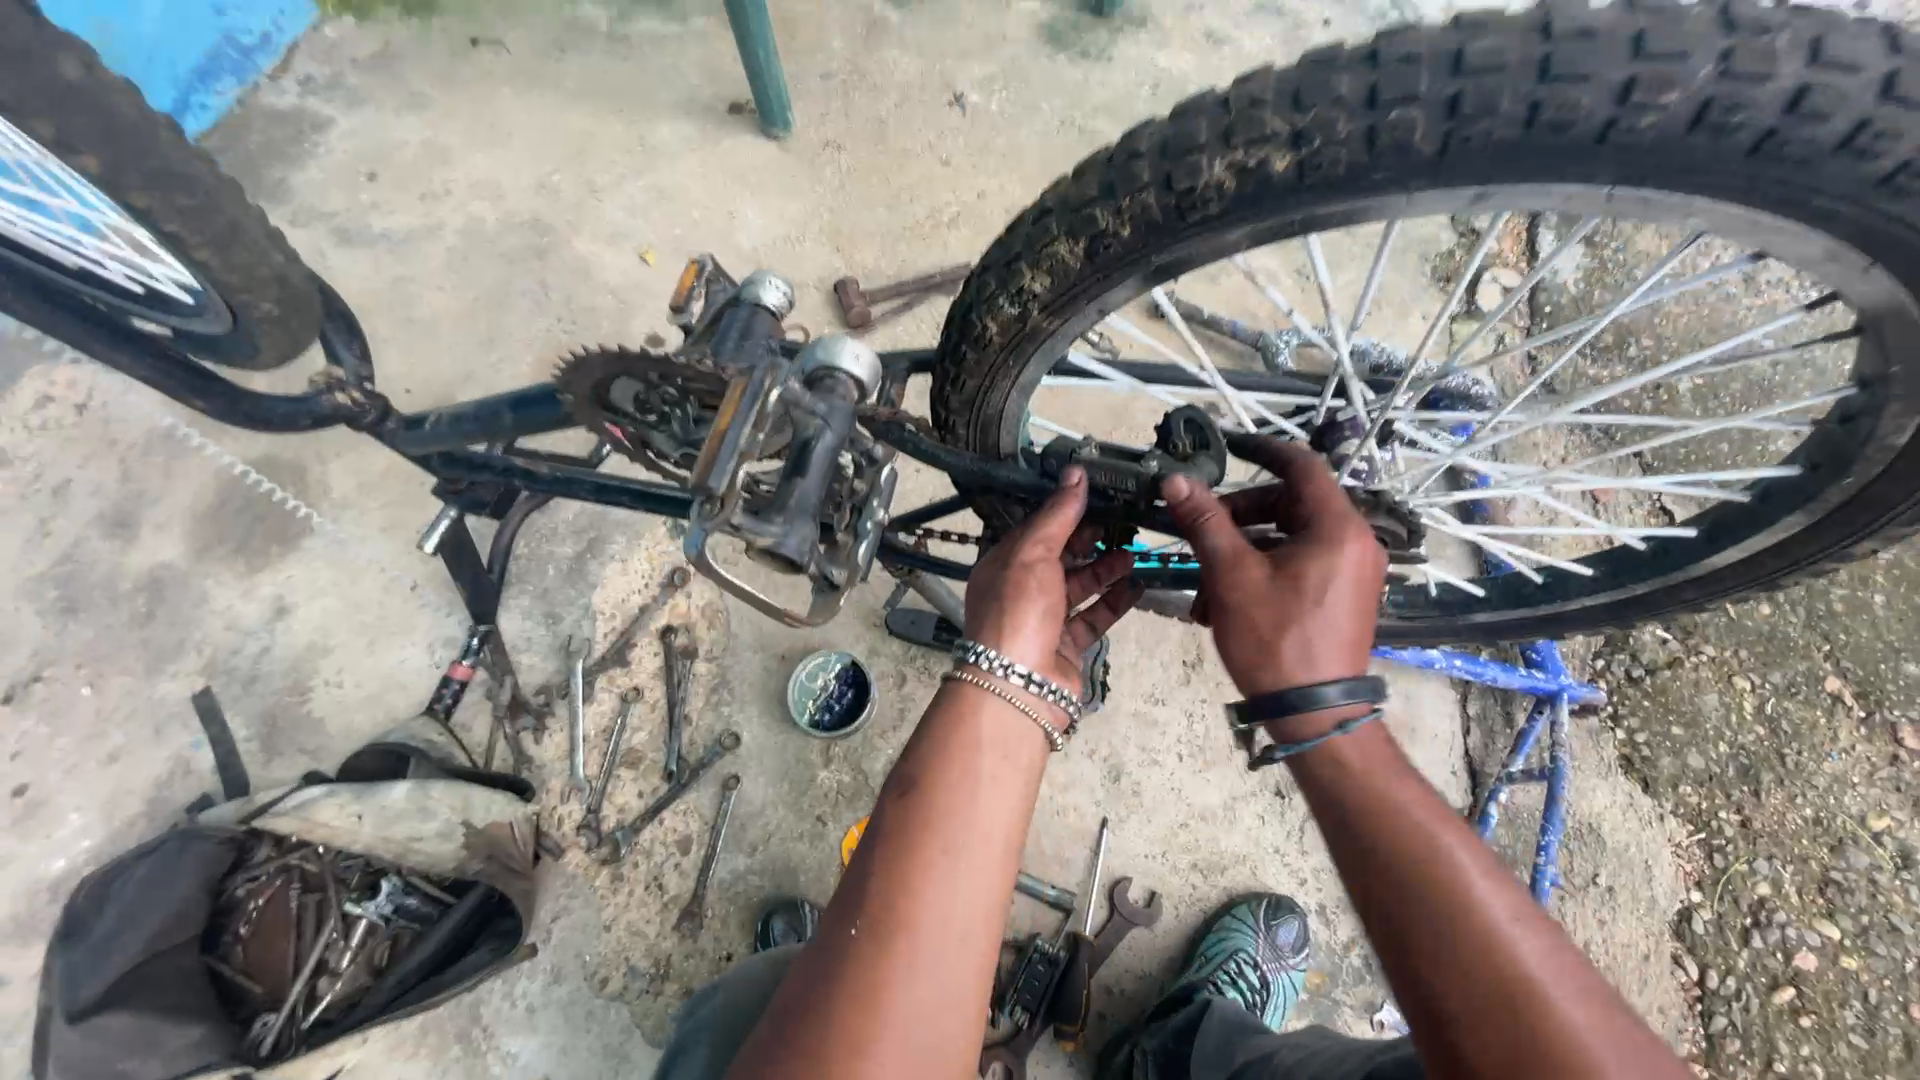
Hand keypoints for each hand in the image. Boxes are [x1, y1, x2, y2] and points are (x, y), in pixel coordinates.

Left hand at [964, 467, 1143, 699]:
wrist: (1018, 685)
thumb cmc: (1019, 610)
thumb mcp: (1034, 553)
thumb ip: (1058, 515)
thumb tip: (1076, 472)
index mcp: (1002, 565)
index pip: (1035, 531)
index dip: (1064, 513)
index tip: (1097, 496)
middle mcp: (1020, 590)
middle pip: (1059, 558)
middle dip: (1088, 541)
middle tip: (1122, 523)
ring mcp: (1043, 620)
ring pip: (1079, 587)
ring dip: (1105, 570)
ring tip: (1133, 553)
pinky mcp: (1066, 646)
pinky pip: (1093, 617)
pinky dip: (1114, 602)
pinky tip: (1138, 586)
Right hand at [1159, 439, 1386, 700]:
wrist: (1314, 713)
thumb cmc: (1274, 639)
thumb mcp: (1231, 575)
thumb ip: (1204, 522)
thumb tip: (1176, 481)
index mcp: (1338, 528)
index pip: (1301, 466)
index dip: (1261, 450)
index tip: (1227, 446)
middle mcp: (1355, 542)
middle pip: (1291, 504)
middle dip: (1239, 515)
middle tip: (1202, 531)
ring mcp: (1353, 571)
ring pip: (1289, 538)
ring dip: (1243, 550)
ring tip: (1204, 583)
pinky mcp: (1343, 596)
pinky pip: (1300, 565)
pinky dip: (1262, 571)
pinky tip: (1224, 603)